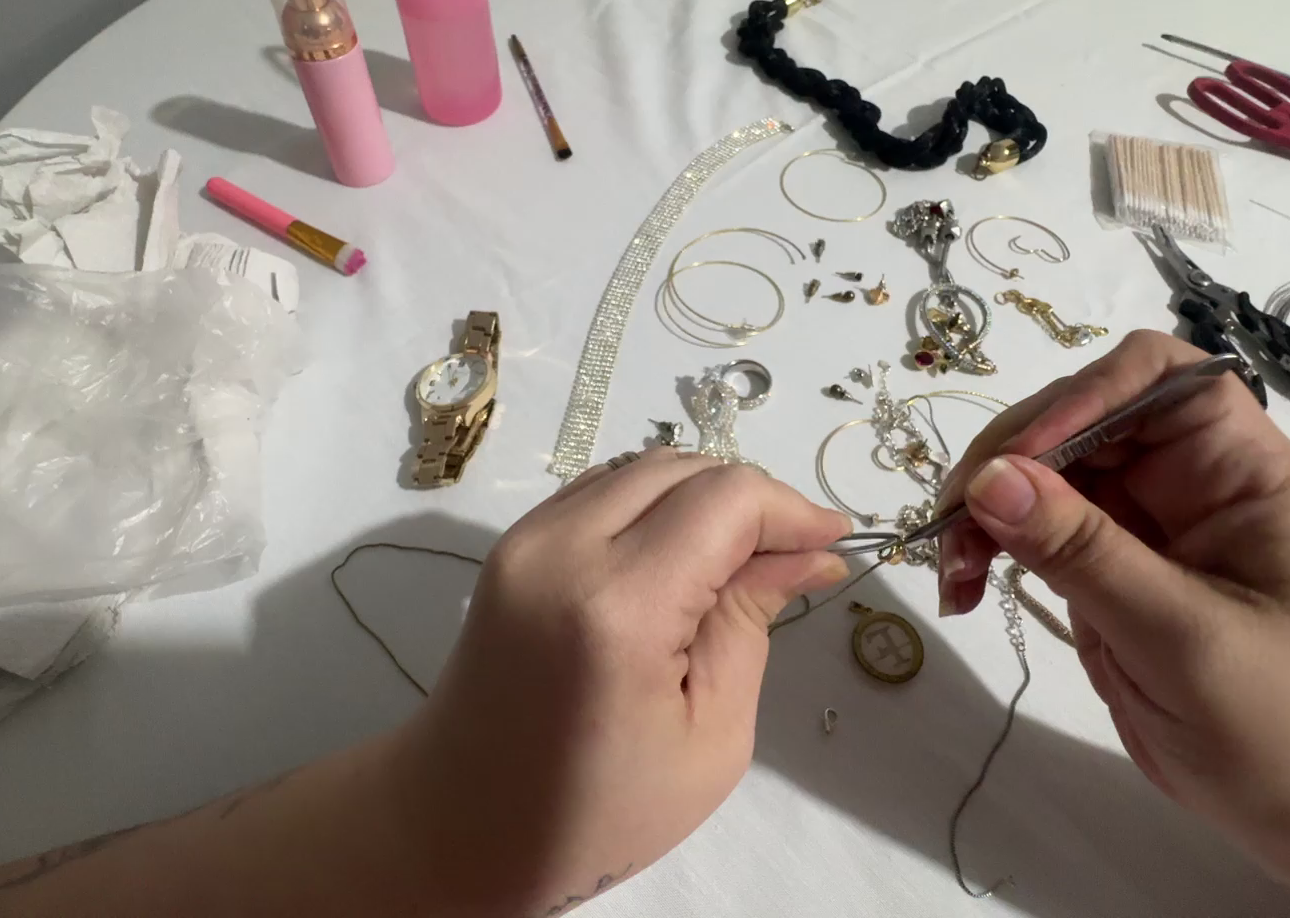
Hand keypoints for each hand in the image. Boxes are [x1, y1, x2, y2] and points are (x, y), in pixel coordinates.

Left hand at [396, 452, 848, 914]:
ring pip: (643, 468)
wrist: (456, 822)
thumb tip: (808, 553)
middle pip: (684, 468)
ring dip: (703, 495)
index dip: (789, 508)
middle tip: (791, 554)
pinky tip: (679, 551)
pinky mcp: (515, 539)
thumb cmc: (595, 812)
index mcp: (616, 605)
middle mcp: (562, 545)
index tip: (832, 541)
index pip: (723, 500)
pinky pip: (604, 488)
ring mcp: (528, 534)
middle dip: (751, 498)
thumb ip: (752, 621)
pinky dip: (656, 502)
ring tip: (740, 555)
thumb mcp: (709, 739)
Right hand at [929, 332, 1289, 917]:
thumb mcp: (1187, 639)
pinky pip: (1027, 530)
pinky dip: (985, 547)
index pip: (1159, 378)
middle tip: (951, 528)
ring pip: (1037, 475)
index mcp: (1241, 474)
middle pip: (1075, 424)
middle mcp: (1185, 483)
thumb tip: (987, 477)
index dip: (1084, 396)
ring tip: (953, 571)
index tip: (1021, 457)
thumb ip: (1084, 552)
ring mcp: (1139, 525)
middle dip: (1005, 464)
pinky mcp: (1102, 567)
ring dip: (981, 510)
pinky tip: (963, 587)